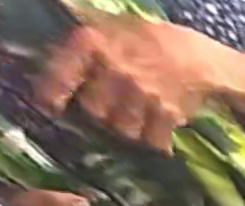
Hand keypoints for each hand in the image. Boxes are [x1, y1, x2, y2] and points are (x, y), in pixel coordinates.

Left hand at [34, 18, 217, 150]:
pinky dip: (156, 142)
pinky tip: (159, 134)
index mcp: (93, 43)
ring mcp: (142, 95)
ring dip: (128, 128)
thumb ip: (85, 32)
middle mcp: (114, 70)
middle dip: (101, 113)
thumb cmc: (150, 39)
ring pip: (123, 129)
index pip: (61, 73)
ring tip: (136, 120)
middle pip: (95, 110)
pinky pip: (153, 141)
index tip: (46, 106)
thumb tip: (56, 24)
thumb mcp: (111, 24)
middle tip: (110, 108)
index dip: (51, 93)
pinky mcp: (166, 115)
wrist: (199, 59)